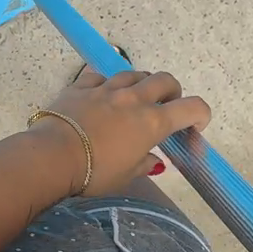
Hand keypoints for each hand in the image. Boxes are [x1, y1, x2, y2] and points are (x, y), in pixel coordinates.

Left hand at [30, 70, 211, 197]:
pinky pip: (99, 76)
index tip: (194, 128)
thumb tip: (154, 161)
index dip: (201, 115)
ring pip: (133, 73)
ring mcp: (106, 89)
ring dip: (140, 84)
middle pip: (164, 80)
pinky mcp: (80, 86)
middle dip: (172, 92)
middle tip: (165, 107)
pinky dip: (105, 84)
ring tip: (133, 99)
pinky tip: (100, 95)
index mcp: (152, 122)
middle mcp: (133, 99)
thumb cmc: (93, 173)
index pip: (192, 108)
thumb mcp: (125, 177)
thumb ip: (144, 164)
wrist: (51, 157)